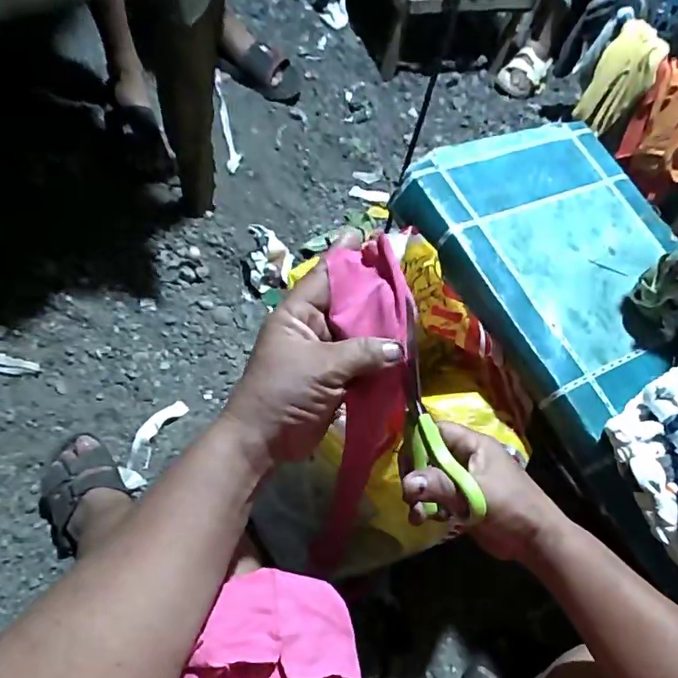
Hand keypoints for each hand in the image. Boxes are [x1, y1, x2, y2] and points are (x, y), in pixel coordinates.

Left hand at [222, 265, 404, 465]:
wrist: (263, 441)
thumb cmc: (282, 394)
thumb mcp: (322, 366)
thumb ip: (362, 352)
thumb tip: (399, 348)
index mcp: (297, 314)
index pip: (326, 275)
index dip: (348, 255)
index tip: (371, 235)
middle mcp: (311, 328)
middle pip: (348, 304)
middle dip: (375, 294)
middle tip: (408, 279)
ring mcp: (323, 354)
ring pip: (358, 334)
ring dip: (382, 330)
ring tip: (414, 313)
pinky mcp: (334, 379)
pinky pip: (361, 362)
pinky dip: (379, 359)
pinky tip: (404, 351)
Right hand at [401, 421, 566, 560]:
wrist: (536, 540)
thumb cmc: (511, 507)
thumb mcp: (474, 494)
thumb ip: (440, 485)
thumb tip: (406, 482)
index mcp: (474, 446)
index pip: (437, 431)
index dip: (417, 442)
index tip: (405, 465)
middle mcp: (467, 458)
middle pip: (429, 456)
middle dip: (415, 475)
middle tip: (408, 496)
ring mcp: (465, 480)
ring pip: (431, 479)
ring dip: (419, 496)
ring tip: (417, 516)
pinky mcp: (463, 501)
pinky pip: (438, 498)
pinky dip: (427, 508)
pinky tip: (423, 521)